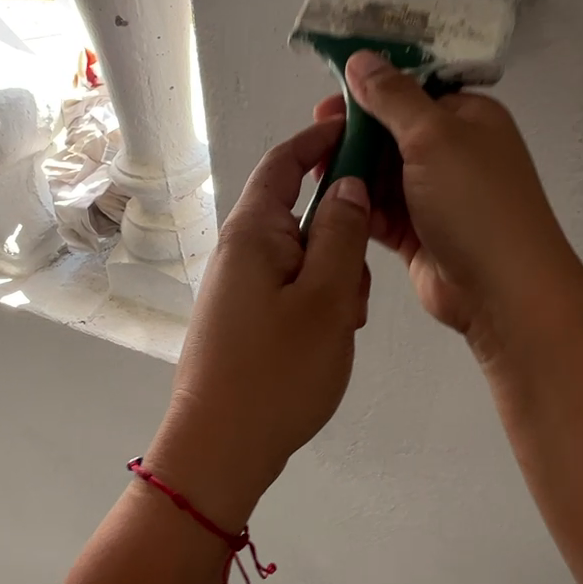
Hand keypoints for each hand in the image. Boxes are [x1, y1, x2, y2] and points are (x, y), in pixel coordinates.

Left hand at [144, 119, 373, 529]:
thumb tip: (346, 185)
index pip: (283, 163)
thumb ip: (341, 233)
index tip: (359, 133)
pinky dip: (319, 298)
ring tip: (347, 319)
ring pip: (300, 254)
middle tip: (363, 273)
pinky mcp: (243, 317)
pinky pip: (290, 286)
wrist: (219, 450)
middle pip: (296, 210)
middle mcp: (239, 250)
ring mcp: (238, 286)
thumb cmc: (277, 371)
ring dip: (334, 272)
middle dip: (339, 228)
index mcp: (253, 232)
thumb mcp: (327, 297)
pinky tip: (331, 336)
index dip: (319, 142)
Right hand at [315, 51, 582, 351]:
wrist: (503, 292)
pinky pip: (379, 209)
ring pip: (381, 172)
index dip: (371, 92)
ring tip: (314, 172)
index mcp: (468, 118)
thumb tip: (361, 59)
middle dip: (354, 135)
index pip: (413, 91)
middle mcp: (452, 151)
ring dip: (352, 171)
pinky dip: (358, 205)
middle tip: (315, 139)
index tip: (330, 101)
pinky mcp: (417, 231)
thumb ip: (393, 97)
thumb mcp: (434, 136)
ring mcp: (434, 194)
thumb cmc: (475, 202)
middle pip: (391, 132)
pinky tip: (329, 202)